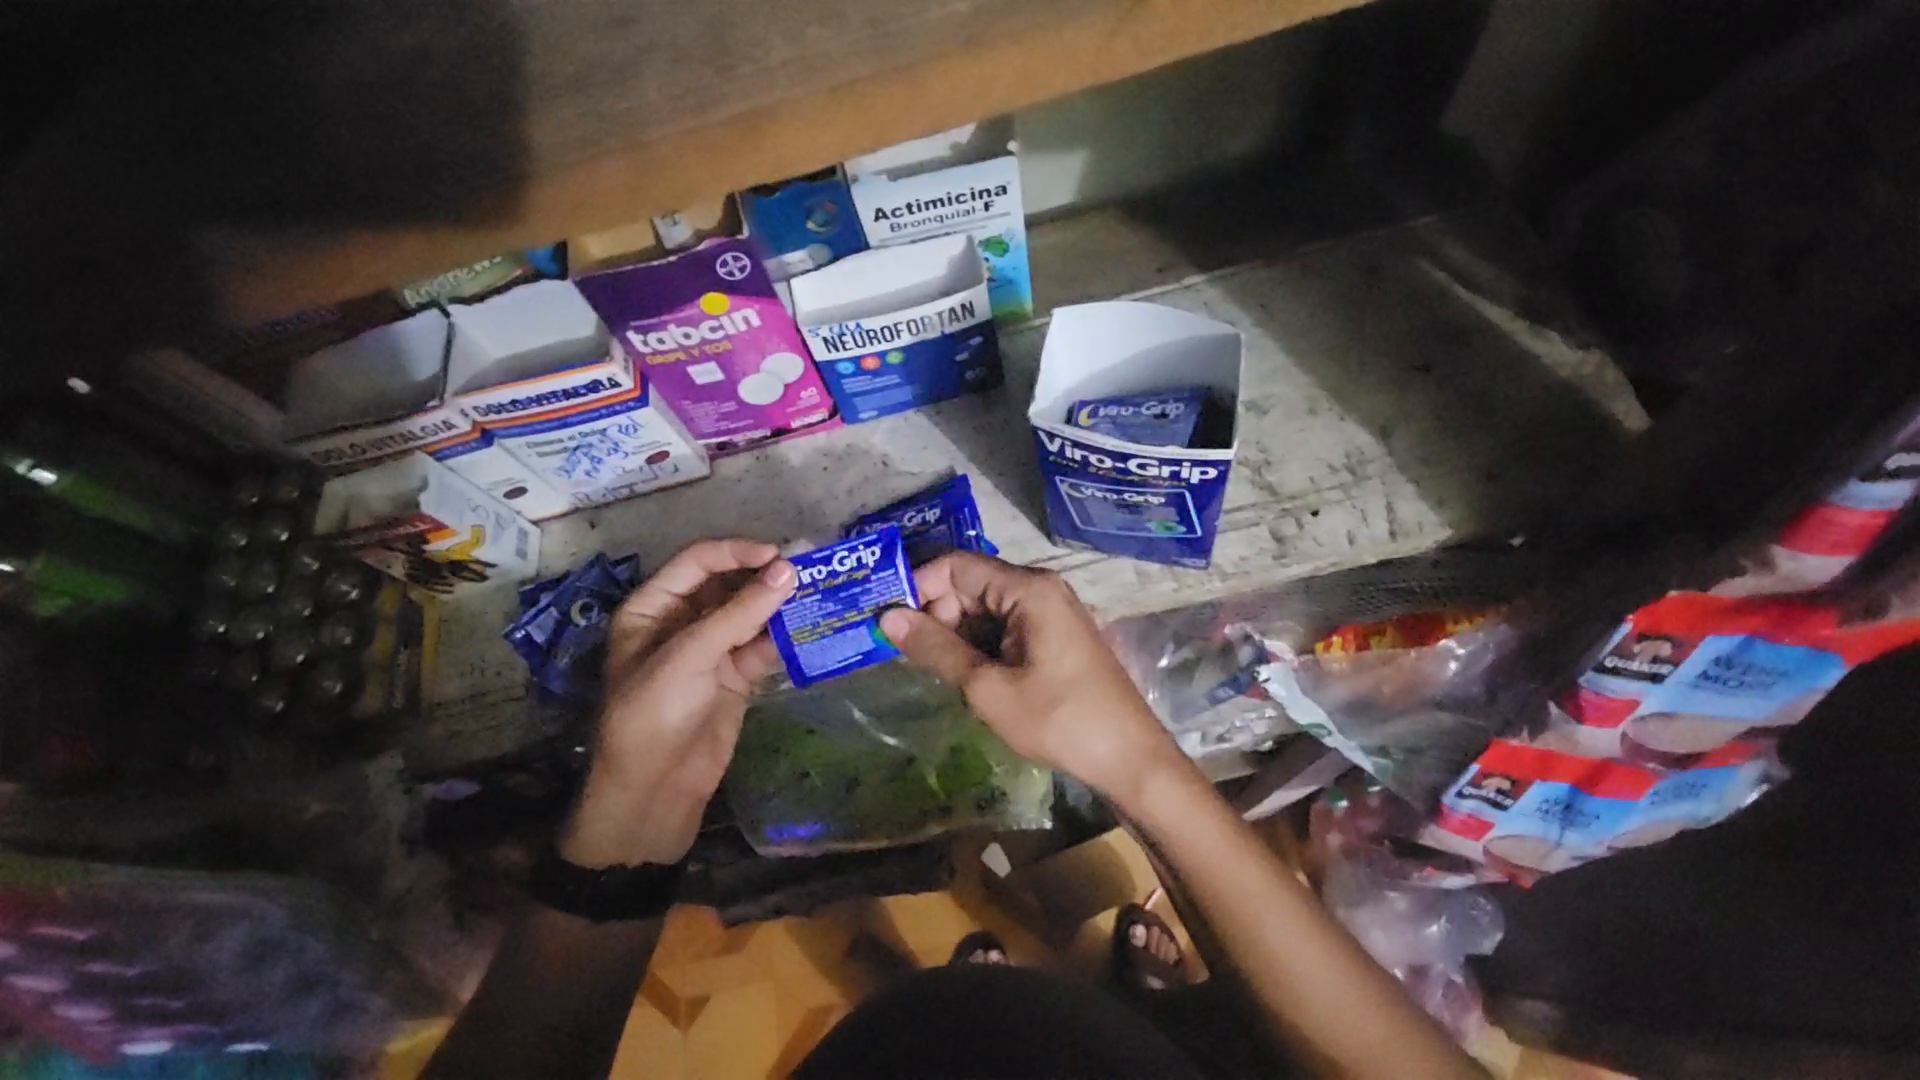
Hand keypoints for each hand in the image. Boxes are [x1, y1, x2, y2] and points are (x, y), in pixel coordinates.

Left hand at [558, 540, 796, 867]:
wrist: (653, 790)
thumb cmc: (653, 714)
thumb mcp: (690, 656)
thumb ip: (741, 612)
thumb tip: (788, 570)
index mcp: (652, 608)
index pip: (698, 563)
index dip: (736, 553)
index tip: (778, 555)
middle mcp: (681, 622)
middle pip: (727, 585)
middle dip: (763, 576)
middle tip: (808, 569)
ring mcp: (710, 651)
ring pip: (750, 614)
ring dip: (779, 605)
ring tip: (818, 592)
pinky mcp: (734, 677)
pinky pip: (763, 646)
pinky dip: (786, 637)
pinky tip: (813, 627)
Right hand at [877, 554, 1187, 808]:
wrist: (1129, 757)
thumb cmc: (1059, 720)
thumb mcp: (988, 687)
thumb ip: (936, 648)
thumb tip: (886, 617)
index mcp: (1029, 589)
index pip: (956, 565)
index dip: (919, 587)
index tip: (890, 622)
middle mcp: (1040, 588)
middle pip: (970, 584)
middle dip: (937, 614)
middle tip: (912, 656)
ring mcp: (1050, 612)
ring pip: (985, 608)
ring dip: (957, 634)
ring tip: (936, 671)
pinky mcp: (1054, 636)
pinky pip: (1004, 627)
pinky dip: (980, 646)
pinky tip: (968, 677)